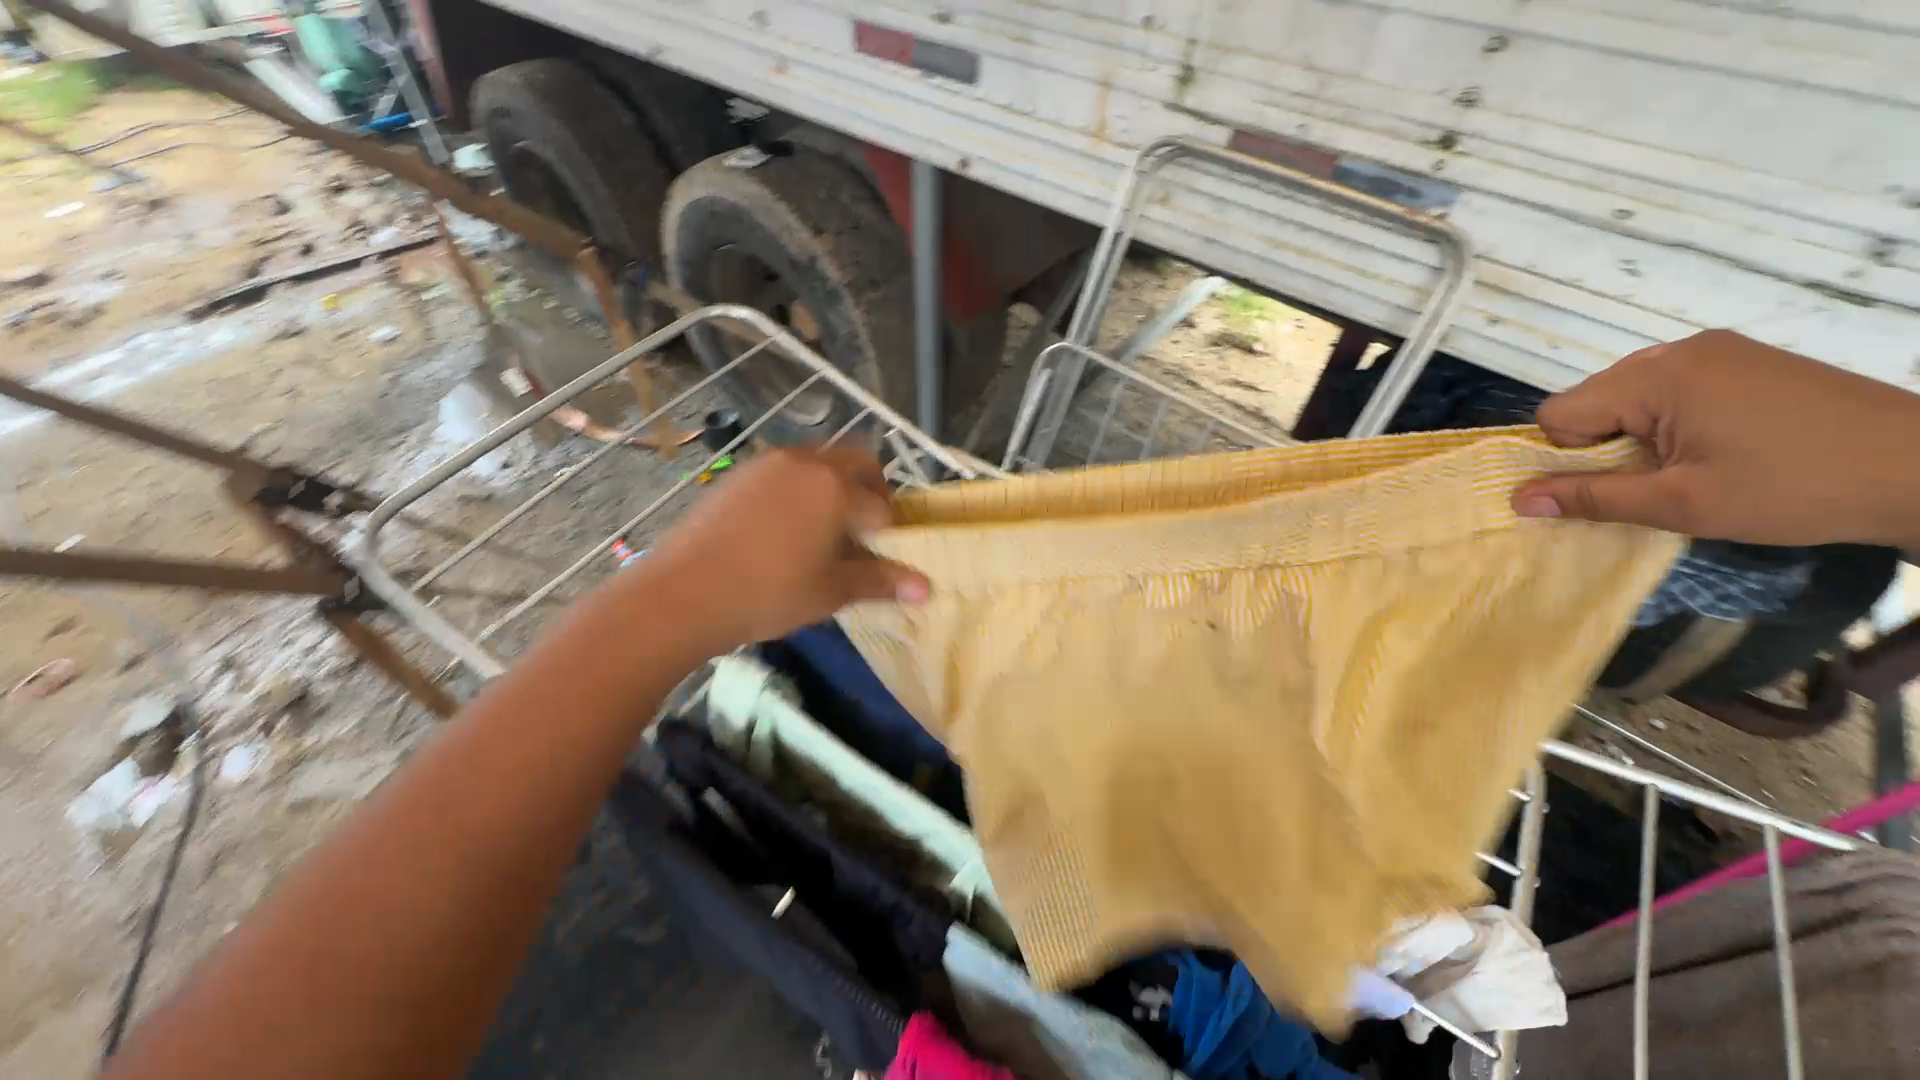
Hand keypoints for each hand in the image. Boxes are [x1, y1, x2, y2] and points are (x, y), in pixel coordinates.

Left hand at [635, 445, 929, 651]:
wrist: (683, 592)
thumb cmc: (768, 594)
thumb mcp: (830, 591)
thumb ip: (880, 581)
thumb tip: (927, 588)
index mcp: (837, 487)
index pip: (882, 505)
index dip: (889, 533)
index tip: (883, 558)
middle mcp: (807, 462)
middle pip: (857, 460)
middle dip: (871, 490)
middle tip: (864, 530)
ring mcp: (769, 463)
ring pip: (820, 460)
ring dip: (835, 484)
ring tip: (824, 529)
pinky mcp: (740, 473)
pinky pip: (786, 470)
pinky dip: (800, 488)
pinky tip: (784, 528)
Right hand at [1511, 330, 1919, 546]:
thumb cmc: (1796, 489)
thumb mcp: (1683, 504)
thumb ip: (1592, 498)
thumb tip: (1517, 500)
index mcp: (1658, 376)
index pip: (1559, 413)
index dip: (1571, 456)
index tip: (1622, 483)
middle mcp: (1679, 350)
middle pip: (1592, 400)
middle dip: (1605, 445)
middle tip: (1663, 480)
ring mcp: (1717, 349)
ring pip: (1630, 395)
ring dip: (1640, 434)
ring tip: (1695, 465)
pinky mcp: (1746, 359)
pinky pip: (1672, 388)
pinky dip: (1674, 421)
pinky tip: (1721, 446)